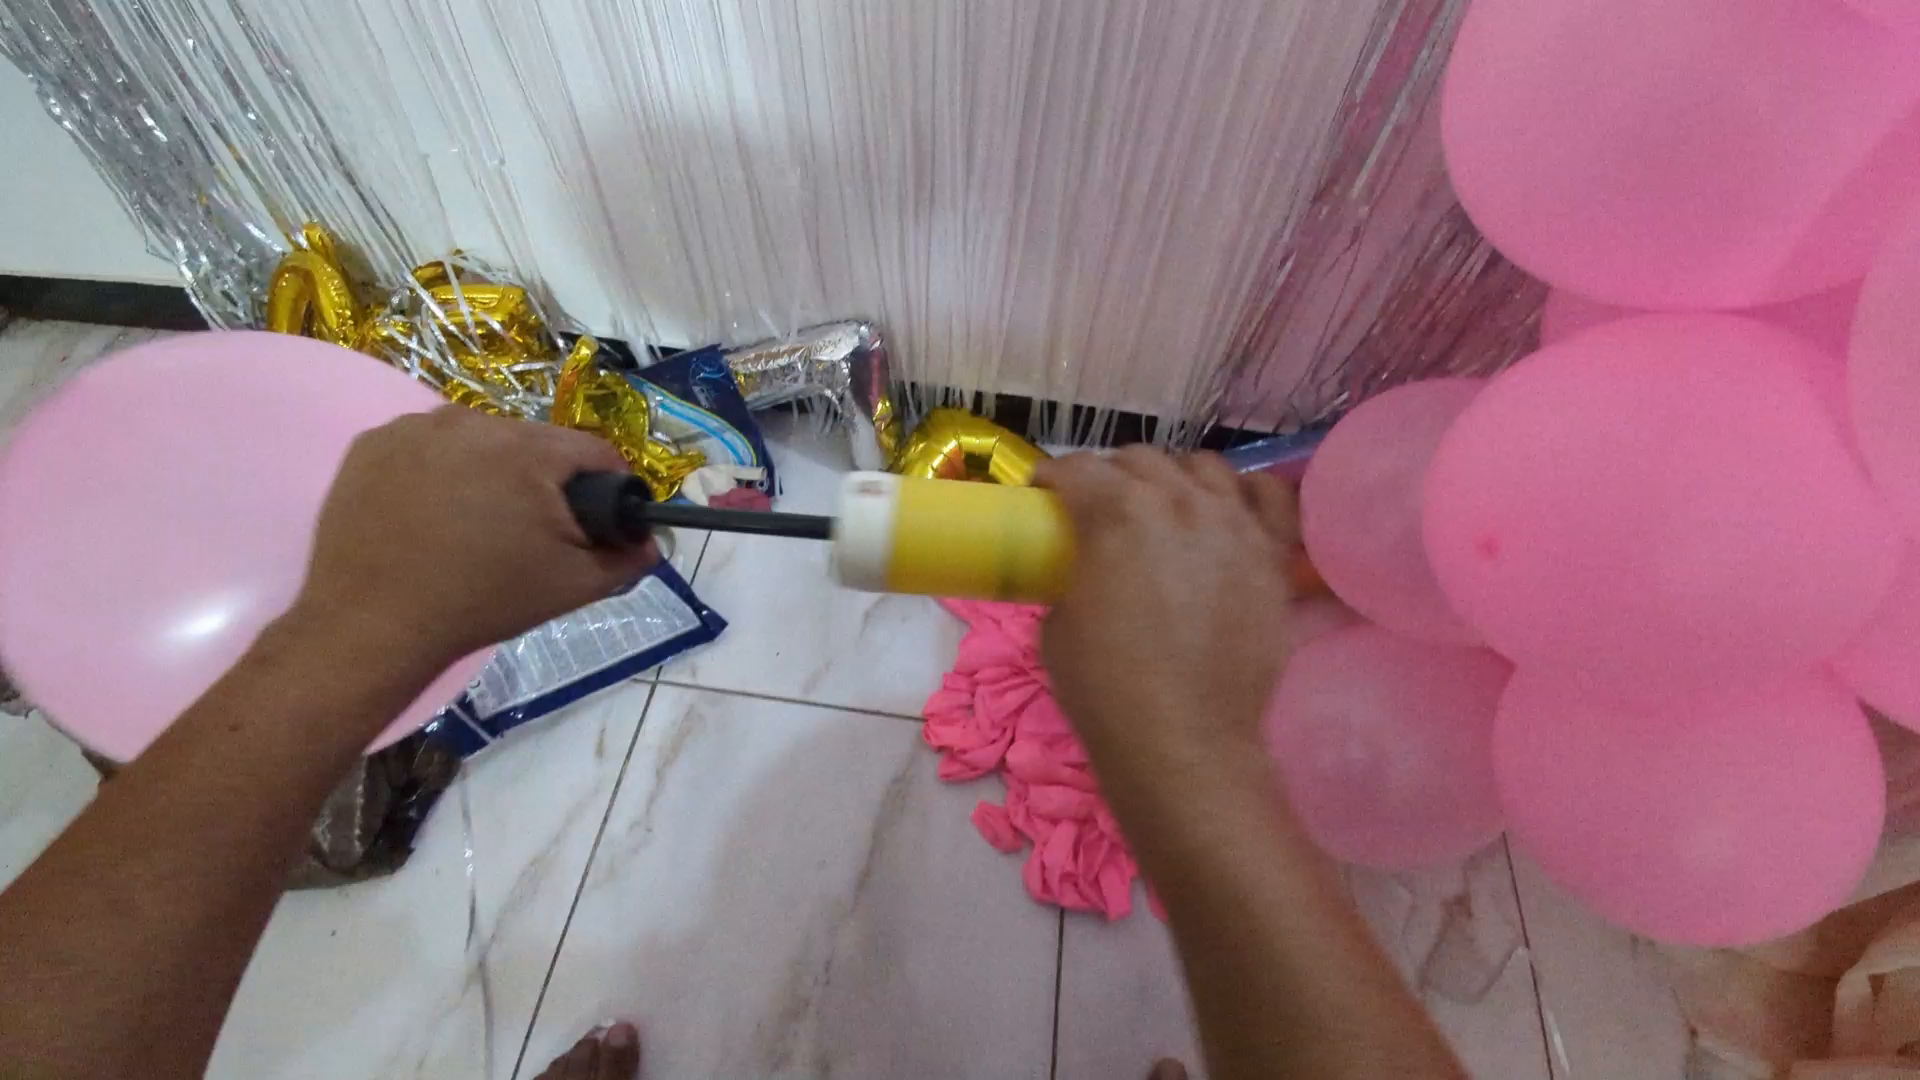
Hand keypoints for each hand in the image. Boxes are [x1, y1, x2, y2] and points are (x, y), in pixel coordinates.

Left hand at [292, 407, 658, 664]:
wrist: (372, 625)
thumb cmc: (484, 600)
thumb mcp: (574, 585)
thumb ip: (627, 559)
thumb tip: (651, 543)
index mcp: (527, 450)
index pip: (594, 451)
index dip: (610, 485)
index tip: (601, 520)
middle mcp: (471, 422)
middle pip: (539, 443)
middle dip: (550, 481)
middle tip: (539, 531)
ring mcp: (415, 428)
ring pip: (487, 441)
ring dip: (500, 472)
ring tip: (485, 522)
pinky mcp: (373, 443)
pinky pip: (435, 446)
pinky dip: (447, 470)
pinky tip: (439, 512)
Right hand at [1036, 448, 1298, 789]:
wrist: (1182, 739)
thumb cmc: (1104, 687)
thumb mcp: (1058, 623)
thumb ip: (1071, 576)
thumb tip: (1083, 567)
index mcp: (1115, 514)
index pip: (1075, 467)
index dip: (1049, 478)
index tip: (1043, 497)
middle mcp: (1178, 502)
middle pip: (1137, 459)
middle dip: (1107, 476)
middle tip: (1097, 510)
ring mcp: (1233, 524)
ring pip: (1201, 466)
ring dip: (1170, 477)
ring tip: (1163, 507)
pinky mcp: (1270, 555)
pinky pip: (1268, 496)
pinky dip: (1243, 493)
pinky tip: (1225, 511)